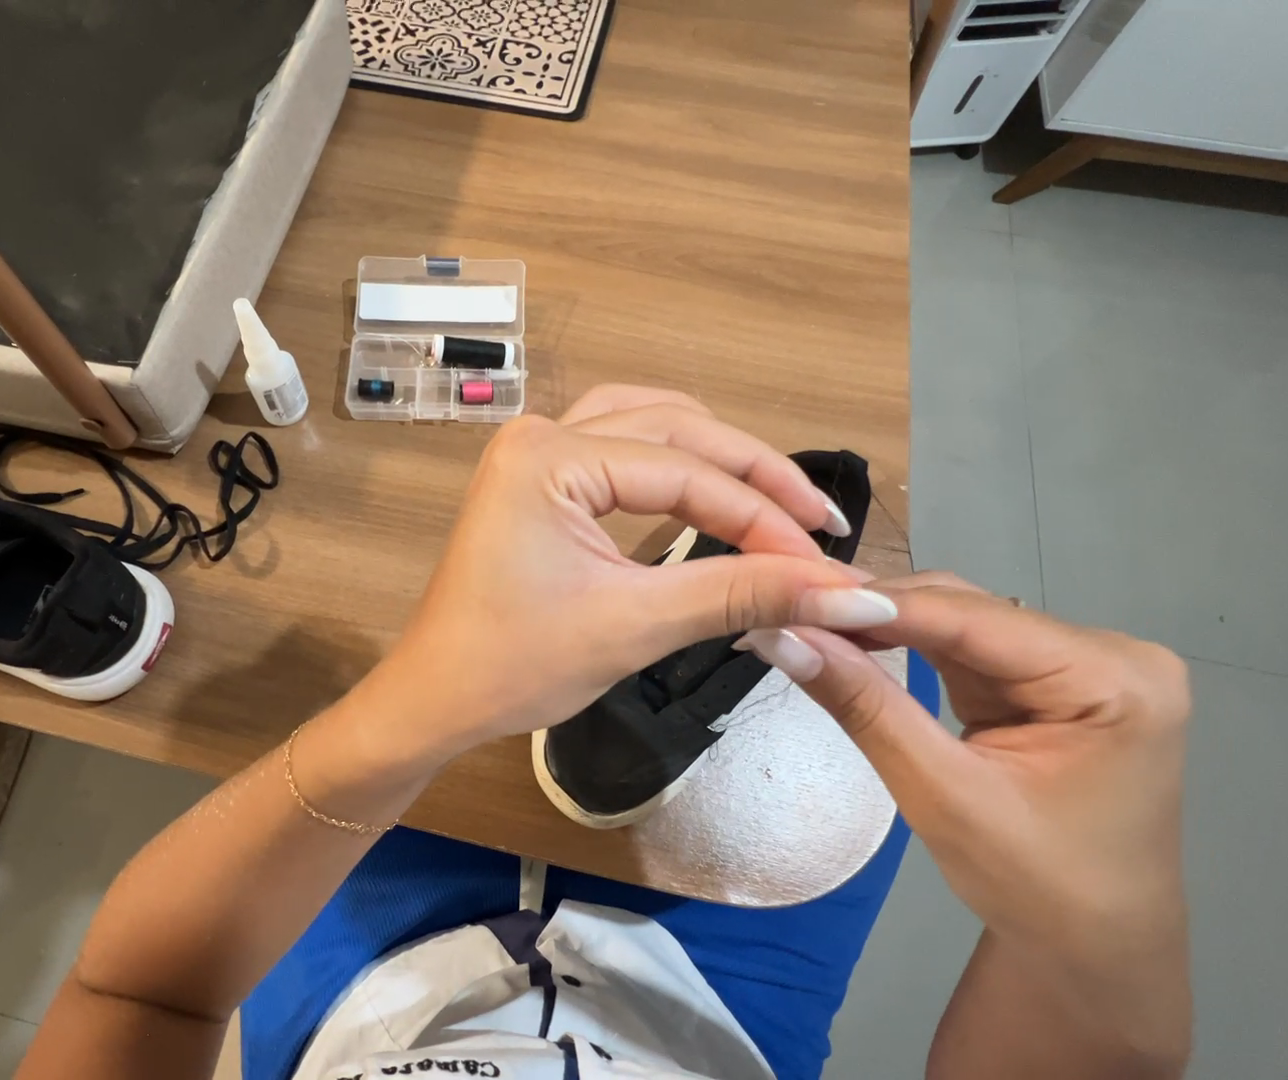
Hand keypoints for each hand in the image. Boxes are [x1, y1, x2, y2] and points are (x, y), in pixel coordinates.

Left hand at [354, 385, 904, 764]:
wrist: (436, 697)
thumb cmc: (516, 666)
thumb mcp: (635, 625)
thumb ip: (742, 594)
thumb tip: (852, 597)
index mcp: (549, 455)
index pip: (685, 473)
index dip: (764, 519)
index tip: (829, 565)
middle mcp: (540, 433)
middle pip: (674, 428)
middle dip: (751, 476)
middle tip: (818, 526)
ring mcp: (533, 451)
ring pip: (649, 426)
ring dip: (715, 459)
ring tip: (777, 503)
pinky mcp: (536, 478)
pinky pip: (619, 447)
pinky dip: (672, 466)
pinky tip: (708, 489)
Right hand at [743, 576, 1190, 984]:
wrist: (1089, 947)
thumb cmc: (1035, 885)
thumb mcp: (941, 795)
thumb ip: (865, 707)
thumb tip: (780, 637)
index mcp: (1113, 679)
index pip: (972, 618)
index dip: (877, 604)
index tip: (790, 598)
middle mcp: (1106, 653)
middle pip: (964, 607)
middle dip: (872, 611)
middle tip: (784, 610)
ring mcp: (1076, 663)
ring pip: (954, 619)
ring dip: (878, 623)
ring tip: (804, 621)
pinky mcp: (1042, 679)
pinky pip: (958, 644)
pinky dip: (899, 643)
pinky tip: (849, 639)